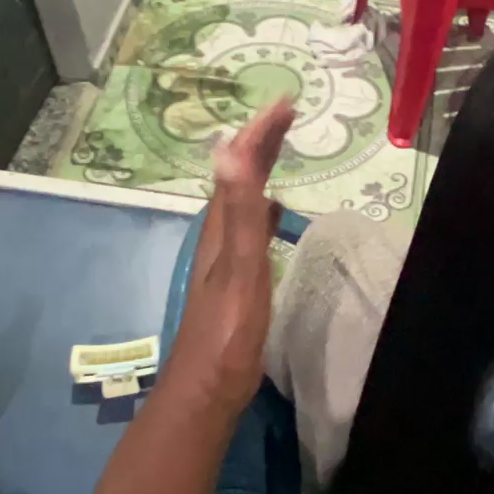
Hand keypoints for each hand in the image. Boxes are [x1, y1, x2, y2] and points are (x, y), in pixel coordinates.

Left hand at [163, 99, 293, 412]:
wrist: (206, 390)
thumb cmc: (227, 335)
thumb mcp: (239, 271)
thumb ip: (241, 215)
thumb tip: (228, 150)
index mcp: (221, 231)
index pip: (239, 168)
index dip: (260, 133)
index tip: (287, 103)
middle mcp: (219, 239)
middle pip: (237, 179)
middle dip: (260, 143)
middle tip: (287, 115)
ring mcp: (225, 261)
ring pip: (242, 201)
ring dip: (260, 171)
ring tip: (280, 151)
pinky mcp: (234, 281)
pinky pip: (249, 228)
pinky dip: (263, 208)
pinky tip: (274, 215)